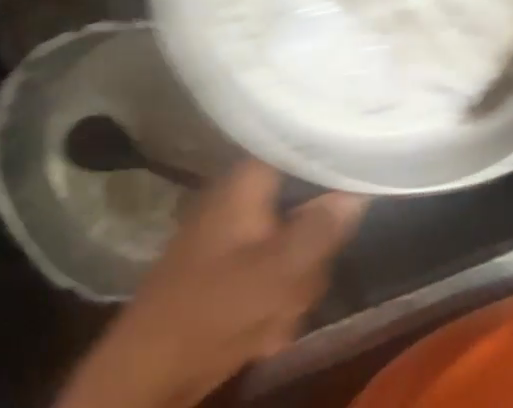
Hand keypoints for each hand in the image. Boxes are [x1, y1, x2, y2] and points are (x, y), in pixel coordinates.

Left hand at [56, 161, 366, 407]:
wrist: (152, 366)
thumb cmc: (214, 307)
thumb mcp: (279, 270)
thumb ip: (321, 228)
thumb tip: (356, 191)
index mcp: (247, 181)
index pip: (299, 146)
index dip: (331, 158)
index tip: (360, 175)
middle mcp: (241, 197)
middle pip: (304, 205)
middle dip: (312, 252)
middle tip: (300, 280)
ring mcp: (235, 233)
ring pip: (293, 246)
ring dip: (295, 284)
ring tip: (275, 312)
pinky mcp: (232, 267)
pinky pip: (274, 274)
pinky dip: (275, 300)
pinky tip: (263, 328)